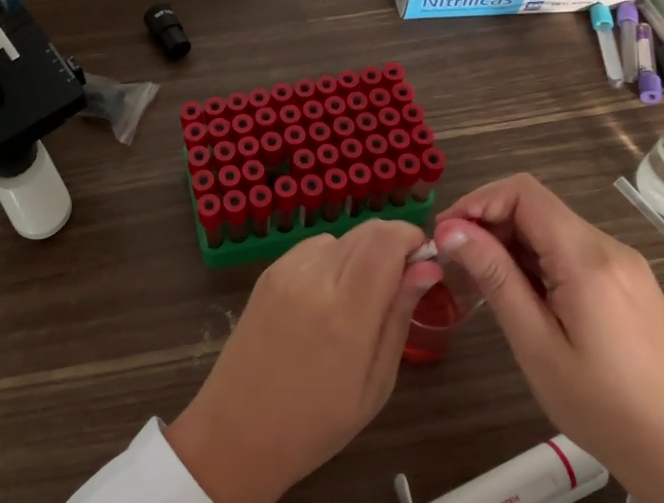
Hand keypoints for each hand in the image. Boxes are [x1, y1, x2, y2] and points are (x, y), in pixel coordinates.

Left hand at [165, 220, 442, 502]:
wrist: (237, 432)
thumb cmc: (316, 424)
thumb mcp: (374, 384)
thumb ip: (398, 317)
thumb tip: (427, 267)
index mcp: (345, 315)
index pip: (386, 240)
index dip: (412, 239)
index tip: (424, 262)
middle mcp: (313, 280)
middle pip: (365, 232)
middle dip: (392, 246)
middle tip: (399, 284)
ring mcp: (285, 272)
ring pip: (339, 238)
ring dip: (360, 254)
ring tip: (359, 301)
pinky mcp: (266, 273)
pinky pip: (312, 249)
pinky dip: (331, 261)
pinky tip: (326, 299)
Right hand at [435, 175, 663, 502]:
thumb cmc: (604, 407)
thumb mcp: (537, 345)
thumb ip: (495, 278)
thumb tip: (450, 229)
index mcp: (588, 258)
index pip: (523, 192)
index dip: (478, 201)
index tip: (445, 236)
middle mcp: (610, 248)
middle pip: (538, 207)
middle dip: (490, 224)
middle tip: (457, 265)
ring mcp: (625, 265)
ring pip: (554, 230)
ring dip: (512, 245)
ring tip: (485, 286)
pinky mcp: (630, 284)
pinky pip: (574, 253)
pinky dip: (539, 261)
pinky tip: (525, 298)